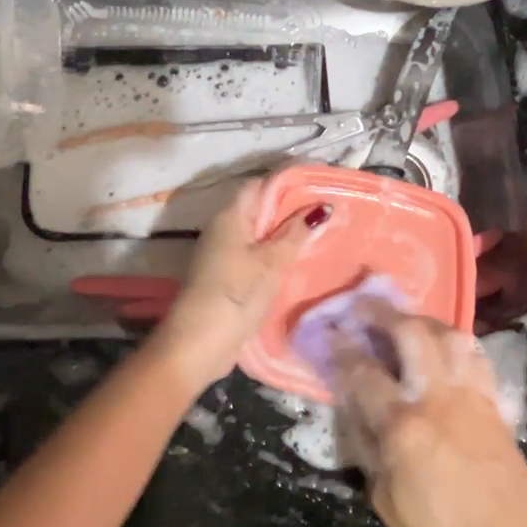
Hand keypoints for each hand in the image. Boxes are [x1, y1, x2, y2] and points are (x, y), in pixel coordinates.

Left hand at [149, 178, 333, 389]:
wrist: (198, 343)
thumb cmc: (236, 293)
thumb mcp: (271, 262)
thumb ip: (295, 233)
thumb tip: (322, 208)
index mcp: (230, 216)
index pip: (258, 186)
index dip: (286, 184)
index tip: (317, 188)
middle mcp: (223, 230)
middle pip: (258, 210)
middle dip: (289, 211)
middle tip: (327, 214)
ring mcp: (222, 255)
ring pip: (257, 235)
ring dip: (282, 236)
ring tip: (318, 237)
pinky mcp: (226, 277)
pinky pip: (253, 256)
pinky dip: (273, 256)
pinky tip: (295, 265)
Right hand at [332, 305, 526, 526]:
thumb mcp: (388, 505)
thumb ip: (369, 453)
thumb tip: (355, 415)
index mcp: (404, 428)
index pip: (365, 372)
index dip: (343, 347)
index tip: (330, 330)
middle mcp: (438, 399)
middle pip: (412, 334)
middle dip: (383, 313)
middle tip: (363, 305)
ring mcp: (471, 397)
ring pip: (450, 336)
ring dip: (422, 319)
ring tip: (405, 319)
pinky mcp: (494, 404)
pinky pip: (474, 356)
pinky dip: (454, 342)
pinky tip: (445, 347)